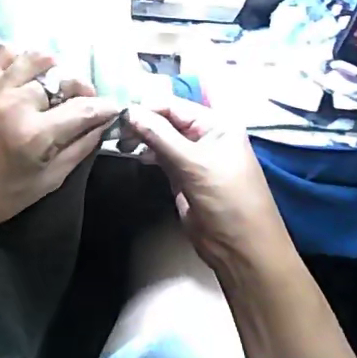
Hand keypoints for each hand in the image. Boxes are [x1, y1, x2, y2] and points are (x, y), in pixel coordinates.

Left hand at [0, 46, 121, 241]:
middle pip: (63, 79)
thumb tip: (104, 123)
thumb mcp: (50, 179)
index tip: (113, 108)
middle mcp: (16, 103)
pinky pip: (7, 52)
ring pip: (39, 58)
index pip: (82, 109)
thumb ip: (81, 147)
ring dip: (55, 70)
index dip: (103, 107)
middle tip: (82, 104)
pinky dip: (23, 58)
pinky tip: (28, 76)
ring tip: (56, 87)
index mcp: (34, 134)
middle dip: (81, 90)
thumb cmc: (4, 193)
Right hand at [123, 97, 290, 277]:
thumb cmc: (226, 200)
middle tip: (113, 128)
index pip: (175, 106)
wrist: (243, 252)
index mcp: (216, 124)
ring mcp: (195, 157)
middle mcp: (206, 136)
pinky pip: (164, 158)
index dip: (147, 107)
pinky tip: (133, 153)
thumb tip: (129, 111)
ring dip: (142, 138)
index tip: (117, 112)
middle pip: (168, 120)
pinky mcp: (186, 177)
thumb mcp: (193, 164)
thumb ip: (160, 136)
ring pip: (163, 139)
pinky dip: (148, 154)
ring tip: (119, 140)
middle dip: (142, 122)